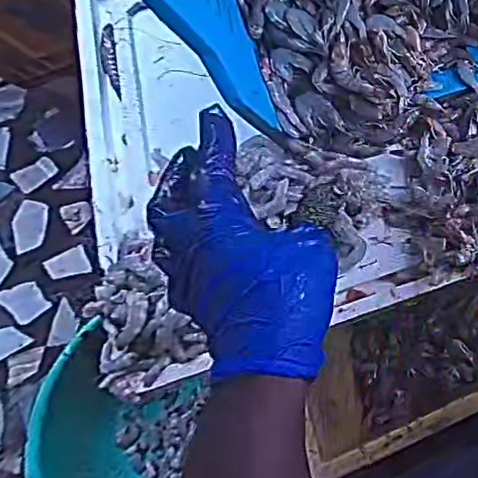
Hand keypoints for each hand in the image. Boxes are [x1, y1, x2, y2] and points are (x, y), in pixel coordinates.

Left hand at [147, 107, 338, 381]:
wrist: (265, 358)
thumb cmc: (285, 299)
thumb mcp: (310, 246)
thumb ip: (308, 219)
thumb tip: (313, 204)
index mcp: (218, 221)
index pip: (210, 169)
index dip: (213, 140)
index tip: (211, 119)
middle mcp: (192, 242)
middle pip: (170, 198)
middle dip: (180, 172)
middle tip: (190, 157)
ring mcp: (187, 272)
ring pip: (164, 230)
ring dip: (173, 205)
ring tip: (184, 194)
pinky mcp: (191, 296)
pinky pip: (174, 259)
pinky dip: (179, 241)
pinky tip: (194, 243)